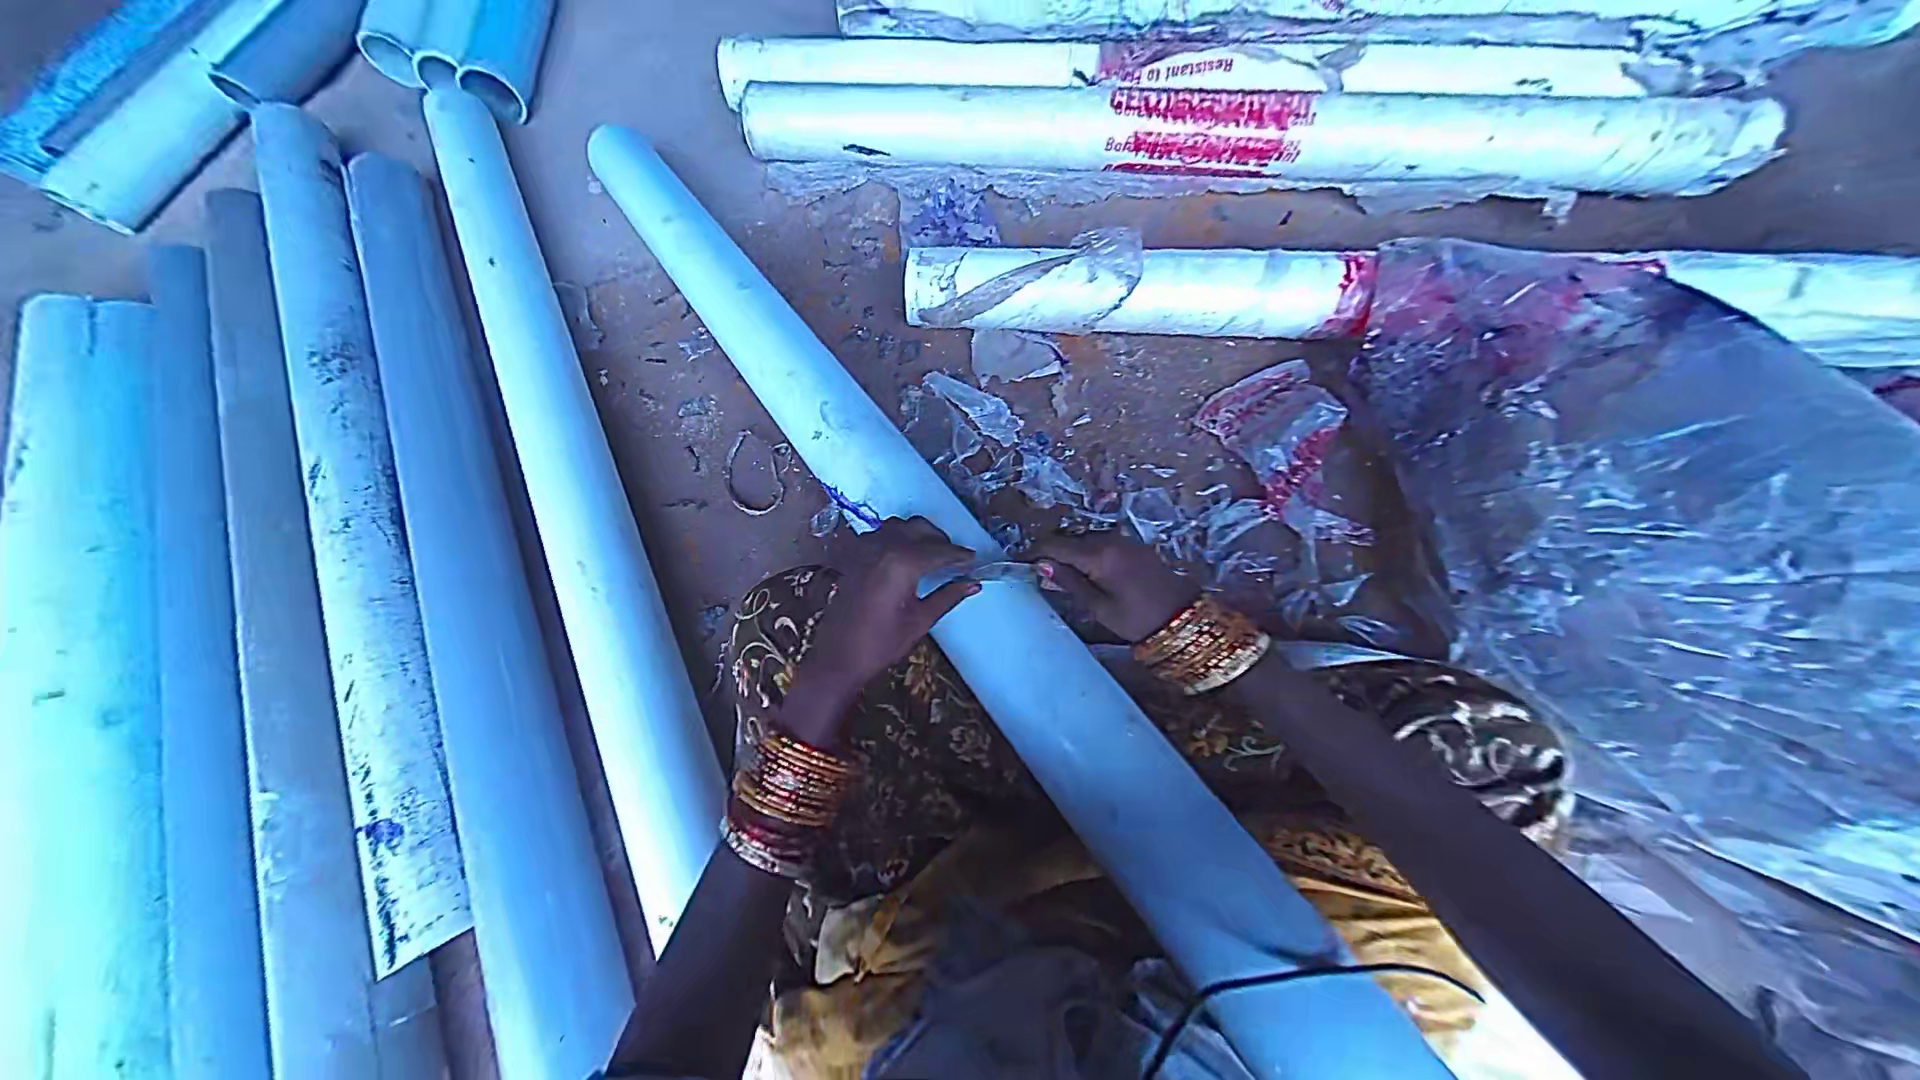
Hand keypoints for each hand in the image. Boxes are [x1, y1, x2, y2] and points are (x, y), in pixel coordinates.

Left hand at [781, 517, 978, 742]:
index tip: (974, 561)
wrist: (836, 657)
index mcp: (902, 563)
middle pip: (920, 529)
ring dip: (919, 534)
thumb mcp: (920, 620)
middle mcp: (883, 547)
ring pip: (900, 526)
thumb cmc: (880, 644)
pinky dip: (897, 537)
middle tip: (956, 560)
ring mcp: (864, 548)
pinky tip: (905, 556)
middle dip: (941, 541)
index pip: (940, 550)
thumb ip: (947, 596)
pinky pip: (881, 534)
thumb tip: (973, 584)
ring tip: (933, 555)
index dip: (959, 555)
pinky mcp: (854, 555)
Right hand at [1031, 531, 1199, 642]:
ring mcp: (1123, 539)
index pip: (1055, 545)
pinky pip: (1100, 542)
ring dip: (1068, 552)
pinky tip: (1083, 571)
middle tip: (1036, 572)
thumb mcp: (1098, 606)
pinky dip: (1086, 553)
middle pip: (1069, 539)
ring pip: (1084, 539)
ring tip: (1057, 573)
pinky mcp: (1132, 545)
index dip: (1034, 553)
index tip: (1019, 563)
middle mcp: (1110, 539)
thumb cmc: (1137, 618)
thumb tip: (1041, 565)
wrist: (1182, 617)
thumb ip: (1069, 582)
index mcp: (1099, 555)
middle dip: (1050, 552)